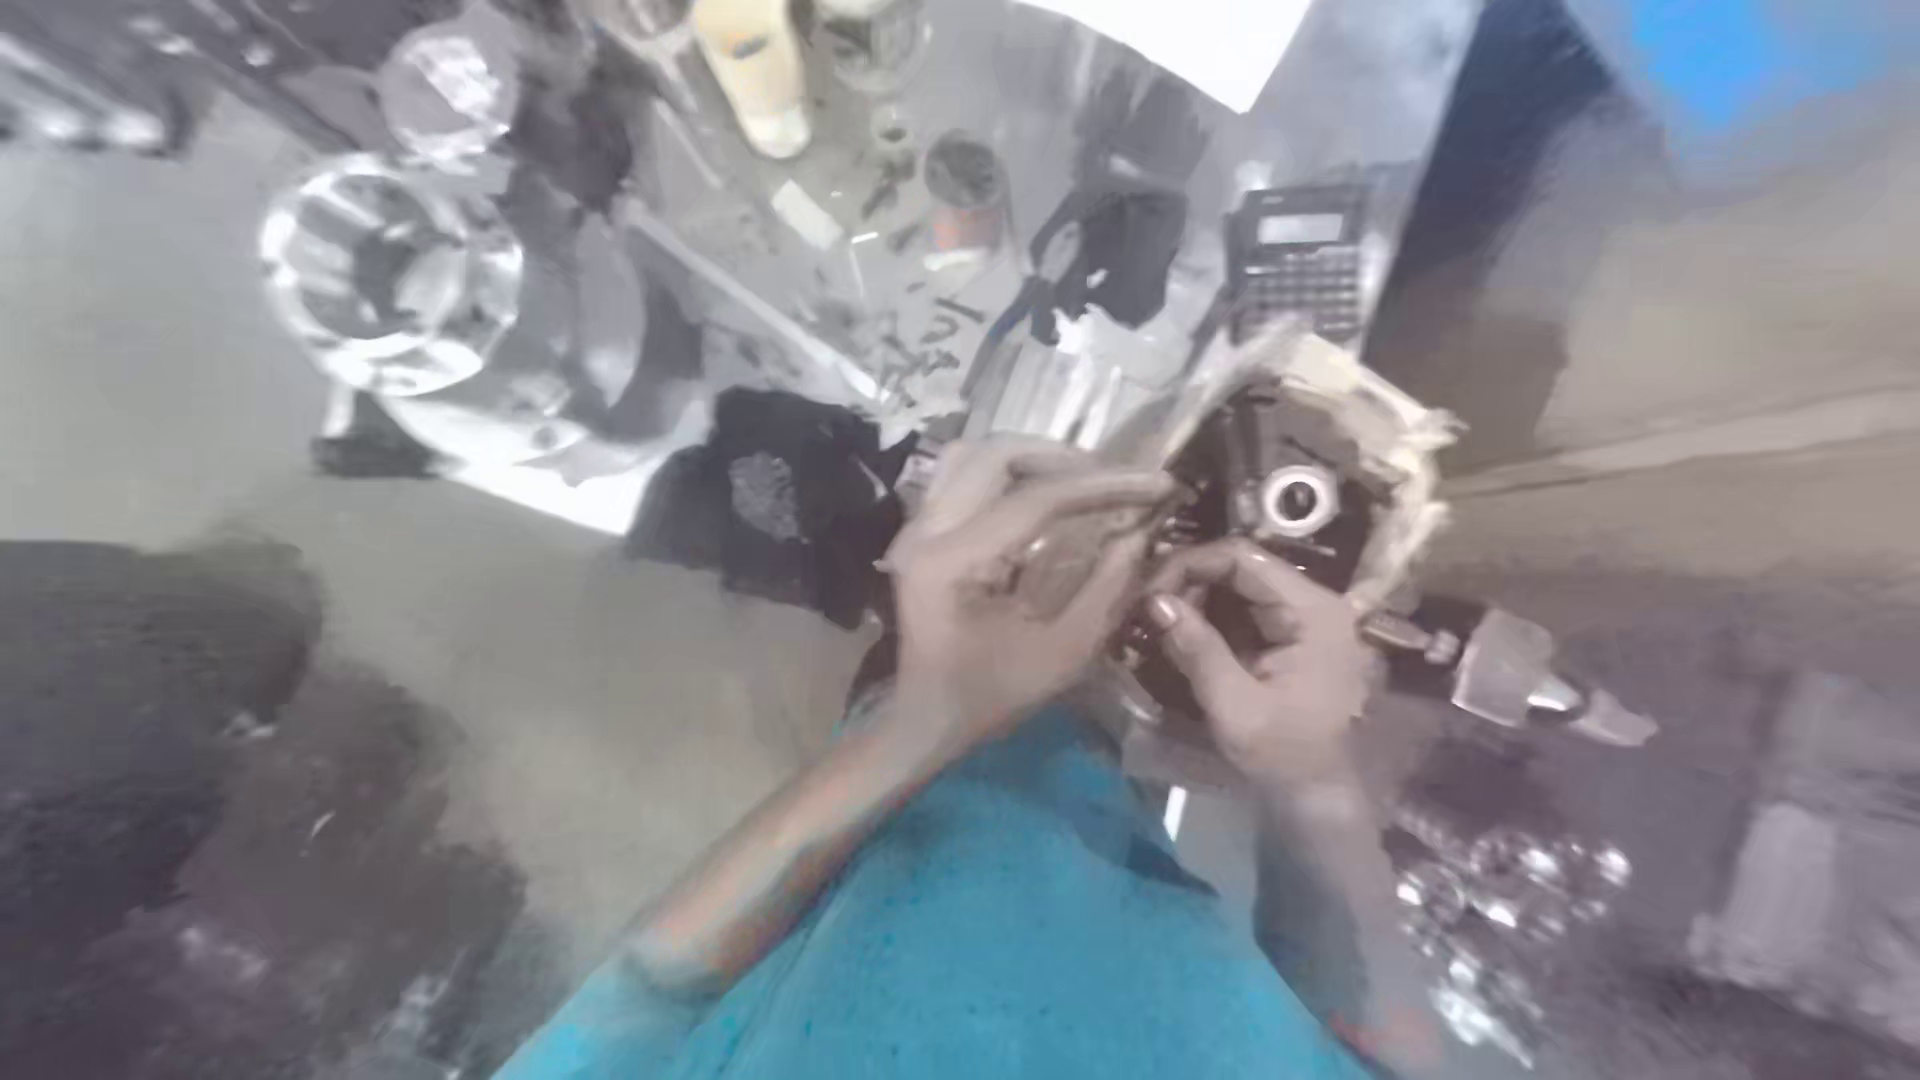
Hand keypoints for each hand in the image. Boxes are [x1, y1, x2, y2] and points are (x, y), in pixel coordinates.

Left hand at [884, 438, 1173, 754]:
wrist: (924, 718)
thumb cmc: (989, 697)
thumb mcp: (1061, 653)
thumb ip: (1106, 587)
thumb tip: (1141, 531)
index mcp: (951, 564)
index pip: (1033, 500)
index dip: (1102, 486)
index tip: (1155, 484)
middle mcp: (923, 532)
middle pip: (994, 456)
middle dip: (1064, 459)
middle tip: (1114, 479)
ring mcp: (914, 528)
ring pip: (972, 455)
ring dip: (1031, 457)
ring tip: (1081, 478)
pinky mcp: (919, 532)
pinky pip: (962, 476)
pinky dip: (1007, 472)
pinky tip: (1042, 491)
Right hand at [1143, 539, 1373, 781]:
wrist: (1313, 791)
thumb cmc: (1282, 752)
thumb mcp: (1234, 704)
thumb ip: (1197, 648)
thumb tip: (1155, 601)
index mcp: (1311, 611)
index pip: (1241, 558)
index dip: (1189, 564)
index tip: (1149, 592)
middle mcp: (1308, 600)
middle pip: (1235, 564)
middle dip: (1184, 581)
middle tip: (1146, 609)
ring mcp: (1296, 614)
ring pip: (1230, 582)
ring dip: (1189, 596)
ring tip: (1155, 621)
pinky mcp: (1281, 630)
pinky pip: (1234, 605)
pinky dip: (1201, 613)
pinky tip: (1176, 632)